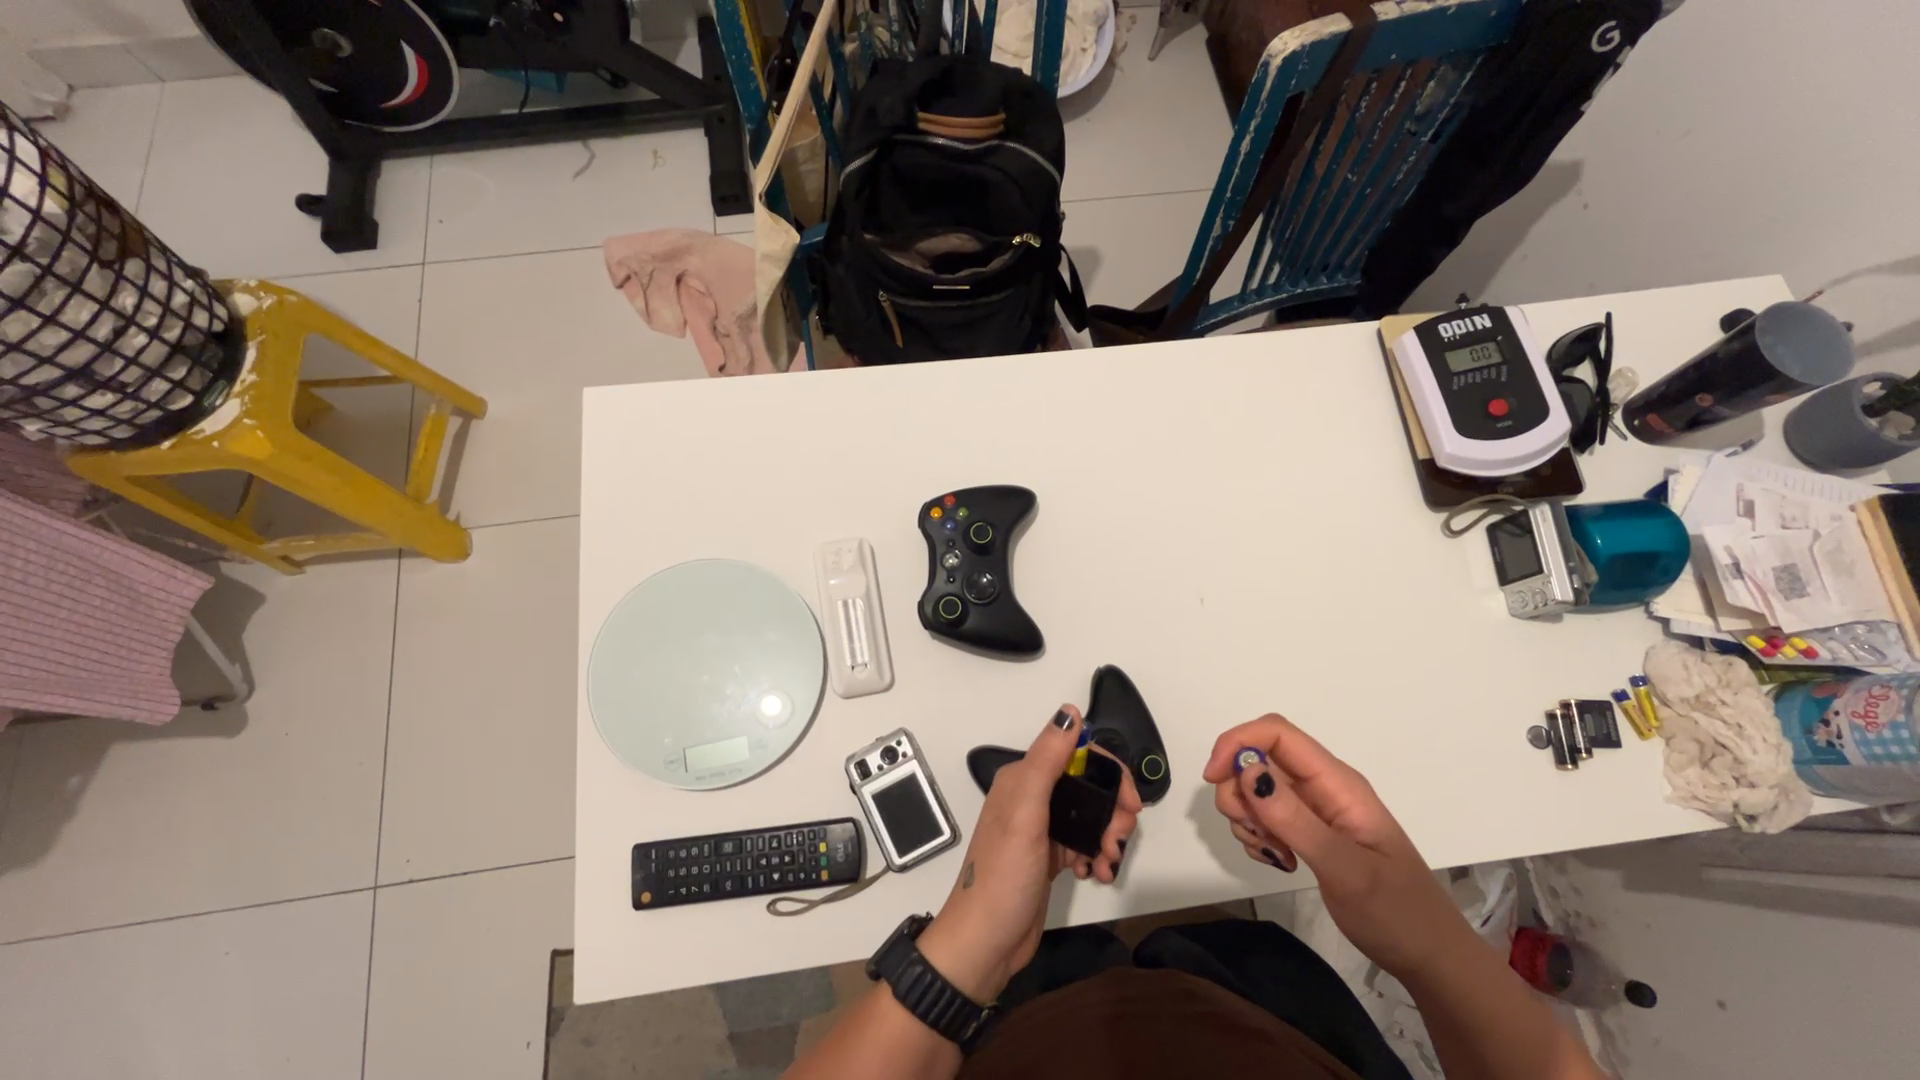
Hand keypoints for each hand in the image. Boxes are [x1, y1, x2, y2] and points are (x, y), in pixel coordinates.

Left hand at [918, 705, 1140, 1001]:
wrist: (986, 942)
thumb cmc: (1003, 875)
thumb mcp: (1025, 813)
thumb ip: (1048, 760)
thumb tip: (1069, 710)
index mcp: (1022, 779)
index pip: (1075, 753)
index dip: (1109, 772)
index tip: (1131, 802)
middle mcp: (1030, 797)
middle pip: (1088, 786)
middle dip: (1113, 809)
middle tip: (1120, 838)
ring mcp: (1040, 828)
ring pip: (1089, 816)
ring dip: (1107, 836)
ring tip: (1107, 861)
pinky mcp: (1048, 856)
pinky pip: (1083, 843)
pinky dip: (1096, 856)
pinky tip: (1097, 873)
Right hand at [1202, 713, 1468, 979]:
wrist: (1428, 956)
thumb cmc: (1398, 912)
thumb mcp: (1346, 869)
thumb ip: (1294, 820)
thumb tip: (1246, 771)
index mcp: (1338, 782)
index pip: (1277, 733)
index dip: (1237, 743)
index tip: (1212, 779)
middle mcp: (1322, 786)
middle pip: (1257, 758)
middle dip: (1237, 789)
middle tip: (1253, 832)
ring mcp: (1314, 808)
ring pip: (1254, 788)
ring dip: (1246, 817)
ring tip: (1274, 854)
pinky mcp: (1306, 831)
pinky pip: (1263, 816)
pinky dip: (1255, 835)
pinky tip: (1278, 861)